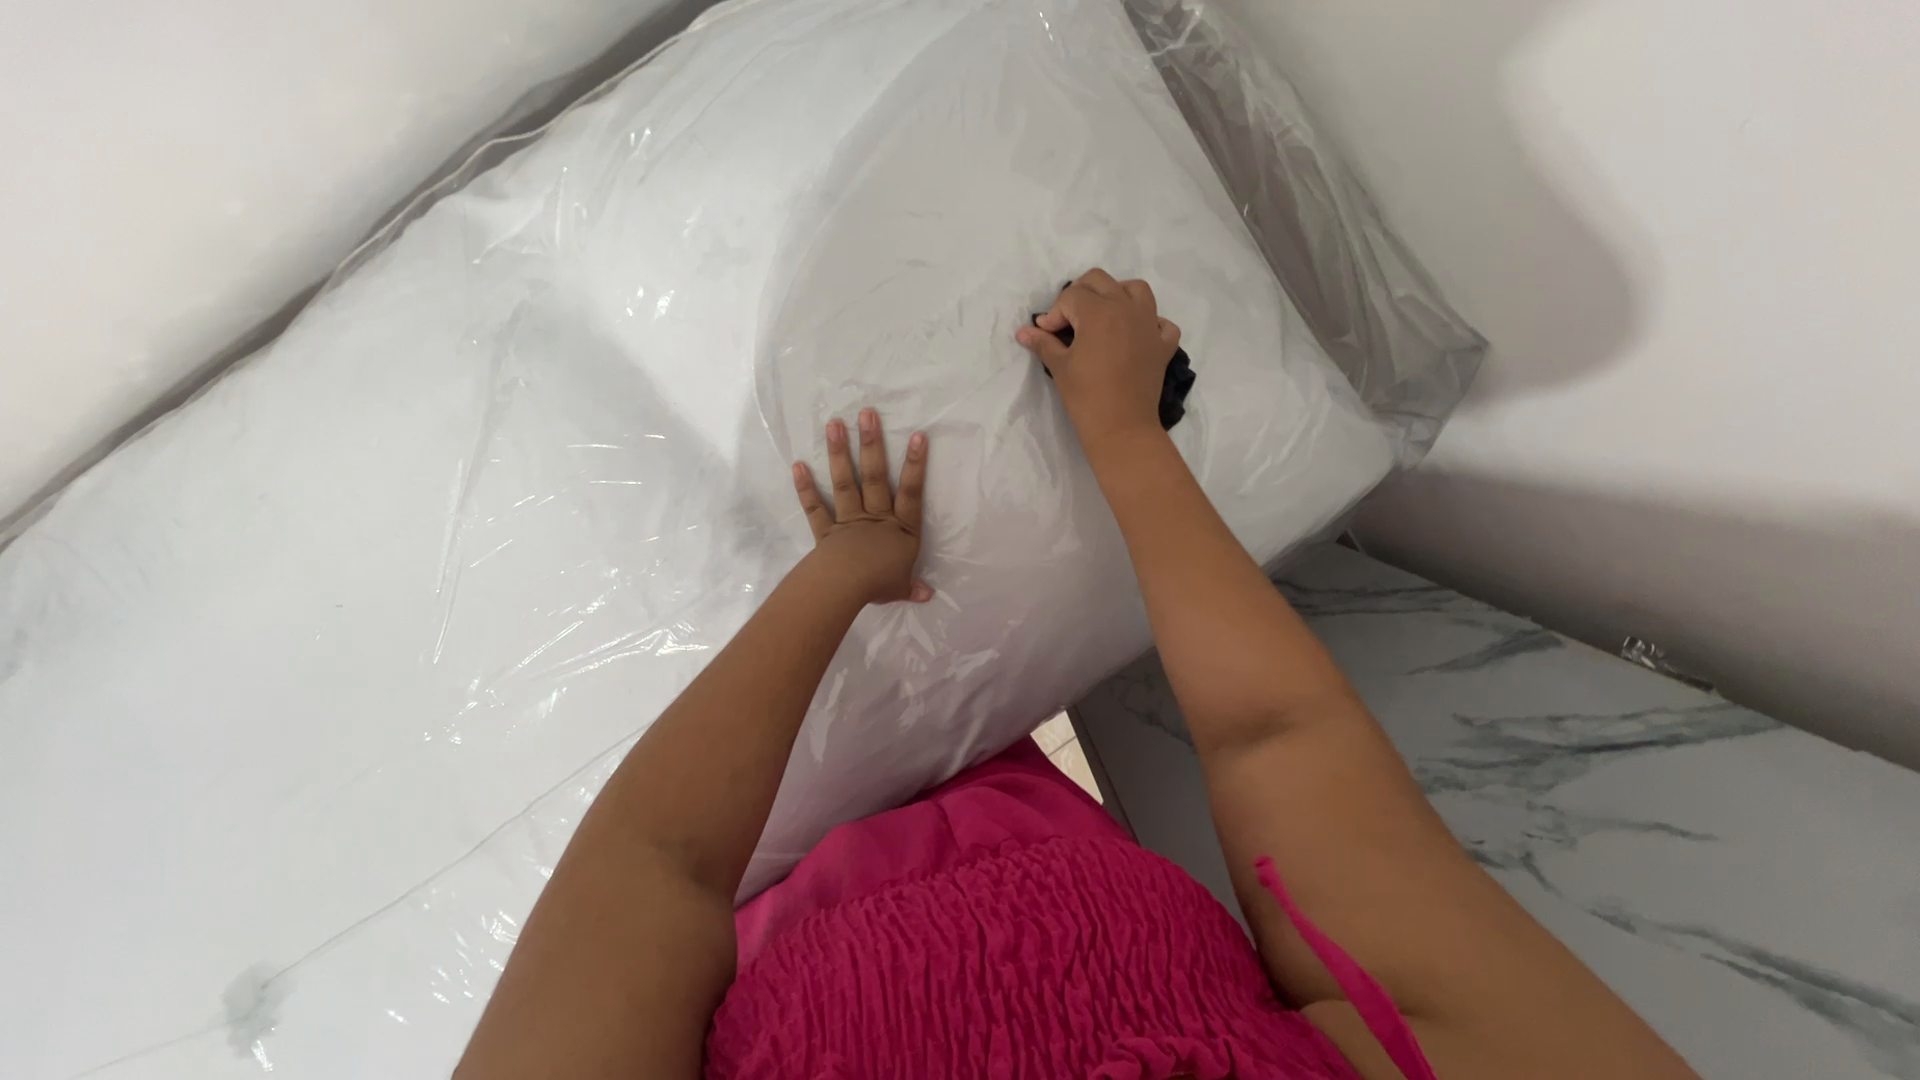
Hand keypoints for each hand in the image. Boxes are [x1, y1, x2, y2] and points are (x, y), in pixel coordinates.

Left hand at [792, 408, 931, 606]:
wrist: (844, 587)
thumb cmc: (878, 584)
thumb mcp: (900, 587)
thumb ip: (911, 587)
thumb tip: (926, 595)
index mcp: (900, 530)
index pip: (911, 492)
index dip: (915, 465)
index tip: (918, 436)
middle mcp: (875, 518)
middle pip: (875, 476)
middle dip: (872, 444)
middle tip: (867, 413)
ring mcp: (848, 521)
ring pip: (845, 483)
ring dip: (839, 453)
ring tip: (834, 424)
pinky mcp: (825, 530)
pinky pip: (815, 507)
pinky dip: (806, 488)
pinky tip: (798, 465)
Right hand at [1015, 268, 1181, 451]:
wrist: (1122, 427)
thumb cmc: (1086, 396)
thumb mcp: (1059, 367)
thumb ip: (1043, 343)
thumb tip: (1024, 332)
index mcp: (1098, 311)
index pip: (1071, 296)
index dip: (1054, 313)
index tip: (1045, 333)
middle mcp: (1126, 308)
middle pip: (1101, 281)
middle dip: (1080, 294)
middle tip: (1068, 320)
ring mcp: (1149, 324)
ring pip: (1136, 290)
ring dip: (1117, 294)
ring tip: (1103, 315)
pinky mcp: (1163, 345)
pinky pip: (1162, 322)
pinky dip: (1150, 323)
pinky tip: (1136, 335)